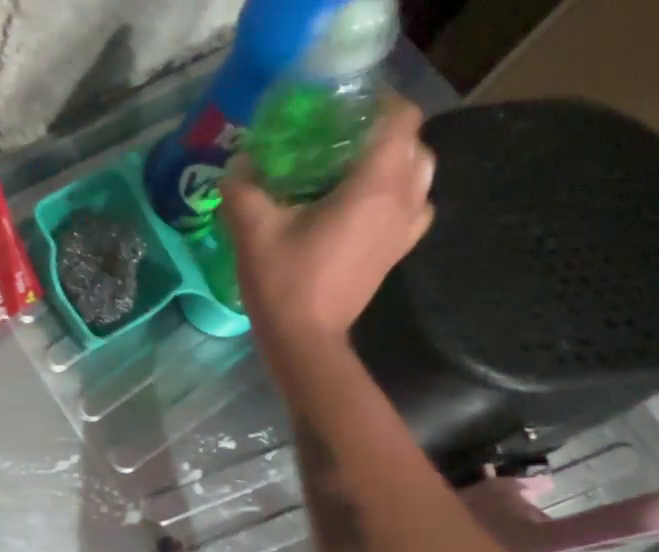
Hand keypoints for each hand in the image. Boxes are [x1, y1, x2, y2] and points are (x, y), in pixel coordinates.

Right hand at [221, 97, 435, 346]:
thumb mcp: (253, 232)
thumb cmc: (283, 282)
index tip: (344, 109)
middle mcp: (404, 198)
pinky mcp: (399, 250)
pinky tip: (366, 207)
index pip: (400, 119)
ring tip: (354, 171)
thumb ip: (244, 190)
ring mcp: (407, 227)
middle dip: (383, 134)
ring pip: (420, 174)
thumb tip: (239, 163)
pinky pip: (415, 206)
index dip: (378, 104)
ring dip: (395, 164)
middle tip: (342, 141)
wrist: (304, 339)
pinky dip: (399, 195)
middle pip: (413, 144)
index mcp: (374, 184)